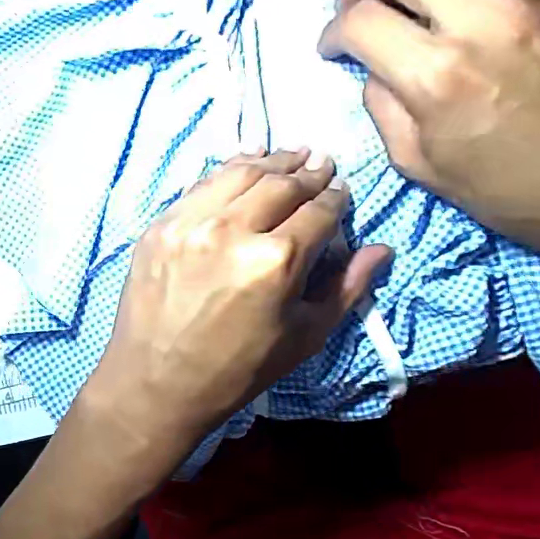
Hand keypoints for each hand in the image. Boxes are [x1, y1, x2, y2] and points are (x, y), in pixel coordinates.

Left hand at [75, 150, 390, 487]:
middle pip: (282, 184)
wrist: (157, 384)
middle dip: (309, 172)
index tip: (342, 190)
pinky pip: (203, 182)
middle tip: (323, 162)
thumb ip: (346, 286)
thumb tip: (382, 249)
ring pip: (242, 173)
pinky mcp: (161, 224)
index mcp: (277, 262)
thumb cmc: (240, 369)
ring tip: (292, 154)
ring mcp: (192, 222)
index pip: (318, 212)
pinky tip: (247, 159)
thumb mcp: (305, 336)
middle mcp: (234, 230)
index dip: (336, 198)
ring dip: (273, 161)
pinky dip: (230, 167)